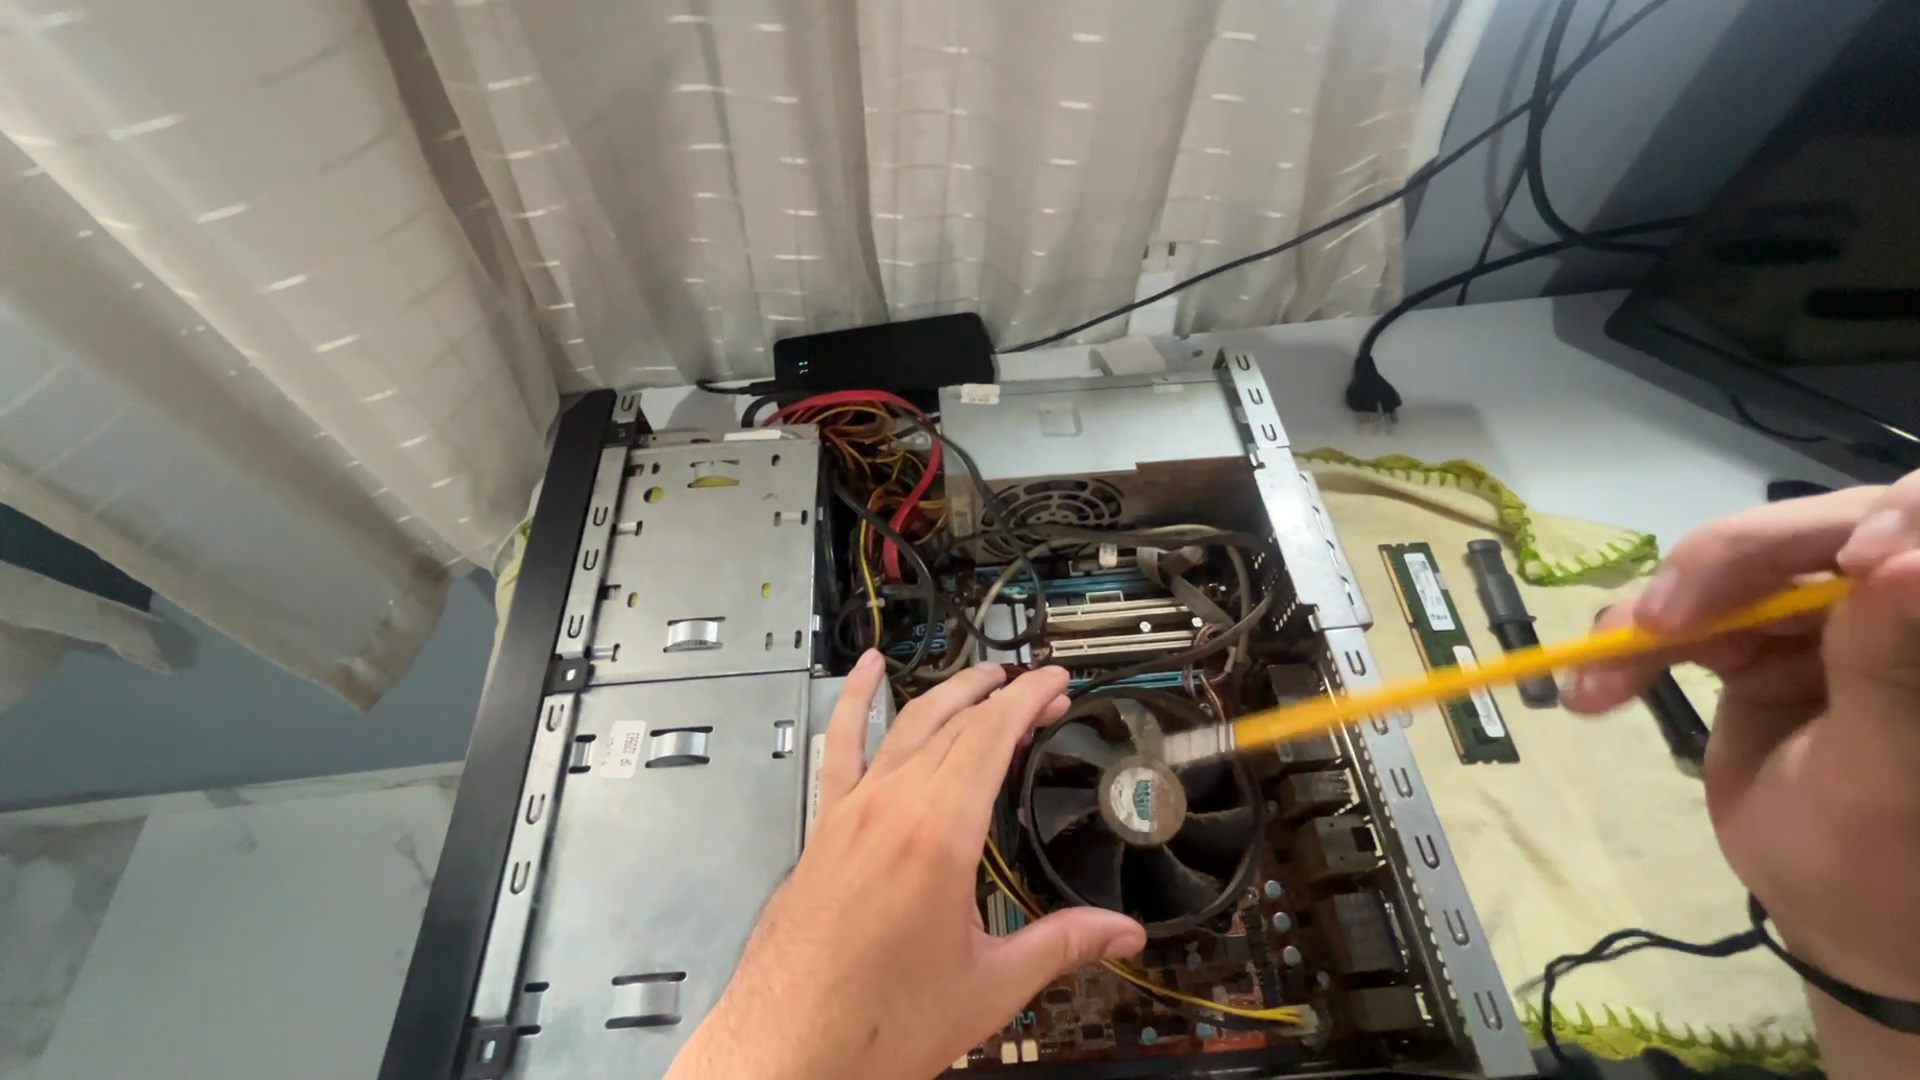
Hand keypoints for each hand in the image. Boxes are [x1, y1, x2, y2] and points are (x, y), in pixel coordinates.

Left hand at [665, 652, 1146, 1079]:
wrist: (786, 1047)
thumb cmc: (877, 1022)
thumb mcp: (987, 985)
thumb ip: (1060, 945)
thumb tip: (1121, 932)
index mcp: (939, 831)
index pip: (993, 735)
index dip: (1028, 699)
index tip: (1053, 681)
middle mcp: (893, 803)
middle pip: (958, 722)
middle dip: (1005, 697)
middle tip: (1038, 692)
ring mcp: (854, 806)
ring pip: (908, 723)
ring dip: (951, 692)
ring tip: (983, 676)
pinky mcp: (827, 821)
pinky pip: (840, 743)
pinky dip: (854, 699)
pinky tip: (864, 669)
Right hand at [1563, 477, 1919, 1009]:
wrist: (1840, 921)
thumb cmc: (1887, 866)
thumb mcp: (1888, 773)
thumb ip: (1890, 666)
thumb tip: (1906, 563)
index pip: (1919, 520)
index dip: (1878, 520)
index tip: (1845, 567)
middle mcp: (1881, 604)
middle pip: (1792, 537)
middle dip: (1713, 573)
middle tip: (1654, 624)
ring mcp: (1808, 623)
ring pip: (1709, 578)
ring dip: (1641, 624)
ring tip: (1597, 685)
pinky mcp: (1746, 646)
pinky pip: (1669, 619)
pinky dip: (1621, 649)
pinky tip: (1594, 691)